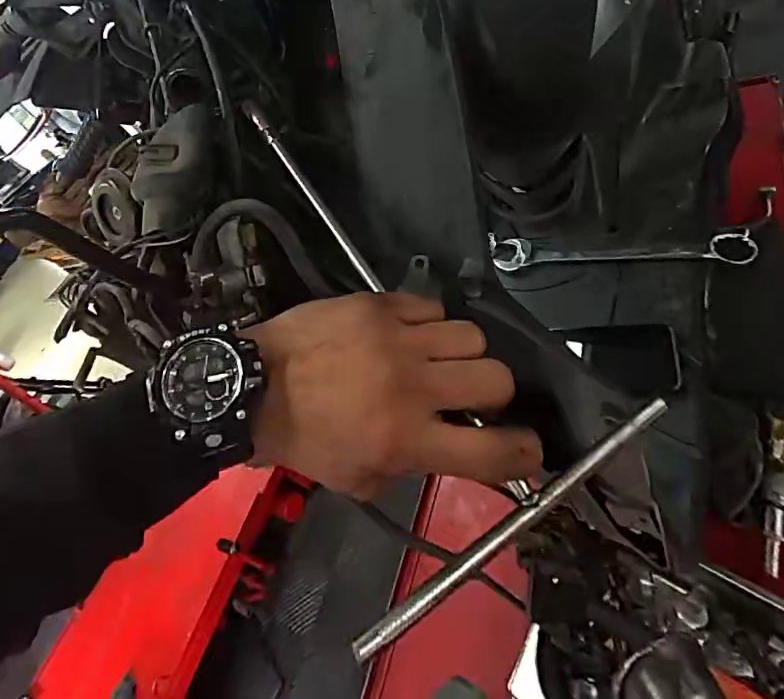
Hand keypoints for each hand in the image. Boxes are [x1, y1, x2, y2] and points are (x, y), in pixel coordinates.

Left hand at [247, 292, 542, 498]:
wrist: (254, 385)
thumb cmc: (302, 438)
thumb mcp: (356, 478)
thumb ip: (408, 468)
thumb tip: (442, 449)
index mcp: (407, 440)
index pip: (491, 450)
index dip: (524, 453)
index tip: (530, 448)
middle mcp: (413, 387)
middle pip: (496, 378)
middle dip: (494, 391)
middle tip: (470, 393)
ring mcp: (397, 340)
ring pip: (471, 335)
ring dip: (462, 353)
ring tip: (438, 357)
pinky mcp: (379, 305)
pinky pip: (432, 306)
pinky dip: (430, 322)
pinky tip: (411, 331)